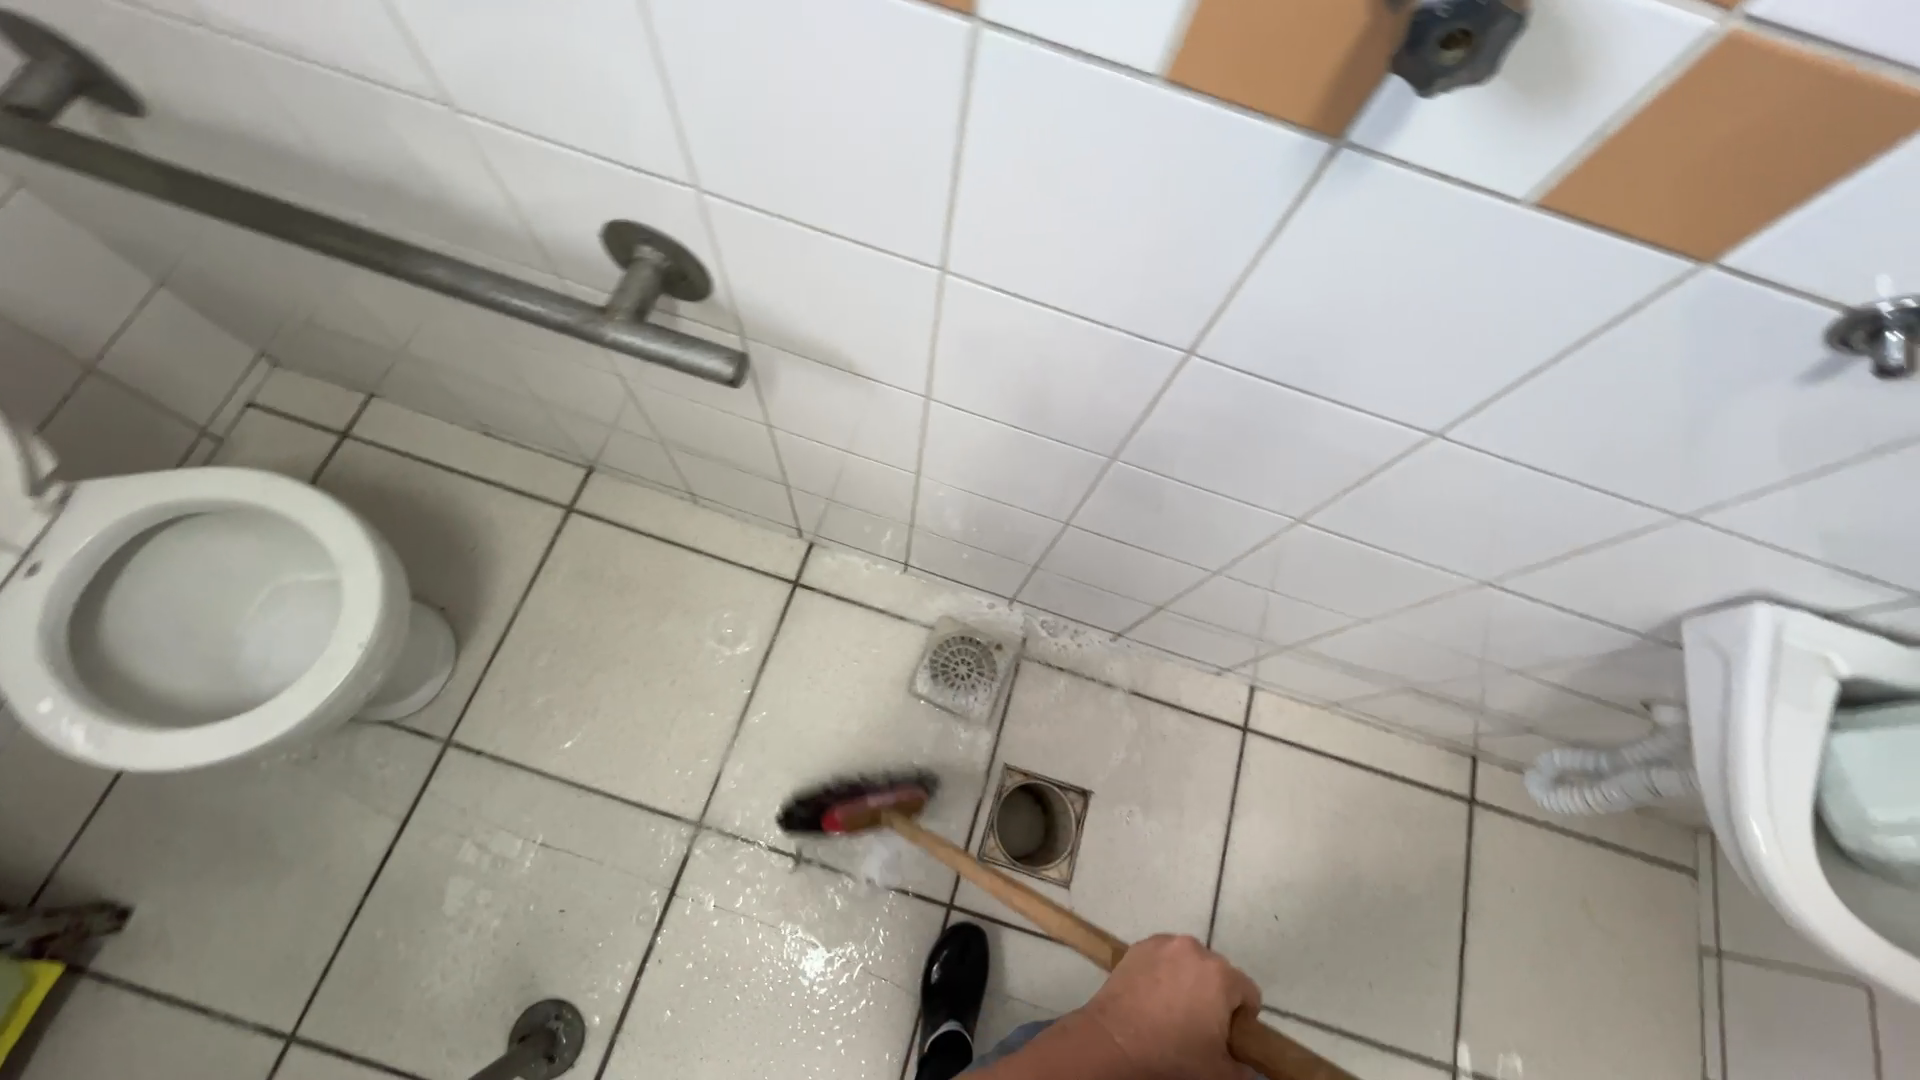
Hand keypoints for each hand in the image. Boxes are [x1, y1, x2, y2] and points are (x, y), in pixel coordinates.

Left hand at [1077, 934, 1260, 1079]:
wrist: (1115, 1041)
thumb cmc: (1172, 1055)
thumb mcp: (1219, 1074)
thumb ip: (1245, 1070)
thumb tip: (1248, 1066)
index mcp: (1221, 976)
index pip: (1249, 992)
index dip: (1243, 1016)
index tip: (1229, 1034)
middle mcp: (1195, 949)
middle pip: (1219, 973)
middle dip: (1215, 995)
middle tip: (1201, 1022)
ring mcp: (1164, 943)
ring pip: (1190, 961)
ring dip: (1190, 979)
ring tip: (1174, 1007)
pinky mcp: (1140, 945)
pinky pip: (1164, 956)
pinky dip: (1165, 970)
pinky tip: (1154, 994)